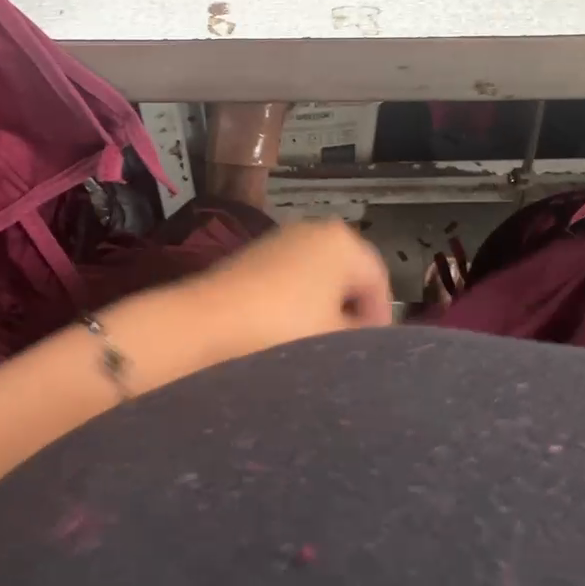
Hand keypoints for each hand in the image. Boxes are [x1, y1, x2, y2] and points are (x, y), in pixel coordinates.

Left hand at [163, 219, 394, 367]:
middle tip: (341, 353)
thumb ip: (362, 337)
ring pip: (316, 279)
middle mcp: (315, 230)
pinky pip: (287, 280)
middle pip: (347, 277)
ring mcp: (280, 239)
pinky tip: (280, 333)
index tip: (367, 356)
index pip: (380, 283)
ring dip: (318, 309)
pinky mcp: (252, 254)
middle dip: (348, 313)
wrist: (205, 325)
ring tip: (310, 348)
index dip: (378, 323)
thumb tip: (364, 338)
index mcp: (344, 242)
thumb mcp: (334, 340)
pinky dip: (291, 302)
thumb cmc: (282, 330)